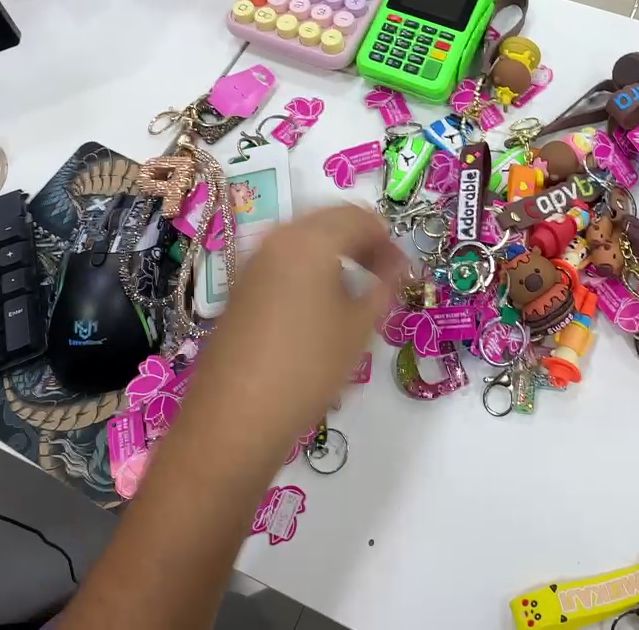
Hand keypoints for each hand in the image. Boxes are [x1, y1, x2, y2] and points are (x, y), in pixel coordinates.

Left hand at [179, 204, 407, 451]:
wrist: (234, 419)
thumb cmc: (307, 369)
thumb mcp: (359, 328)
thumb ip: (385, 285)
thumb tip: (397, 265)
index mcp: (311, 239)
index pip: (361, 217)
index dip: (388, 240)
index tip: (404, 270)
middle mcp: (279, 239)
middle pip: (330, 221)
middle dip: (362, 241)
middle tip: (385, 276)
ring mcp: (254, 261)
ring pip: (306, 240)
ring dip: (336, 253)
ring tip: (356, 291)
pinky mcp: (240, 286)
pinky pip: (285, 260)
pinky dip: (310, 268)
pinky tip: (321, 304)